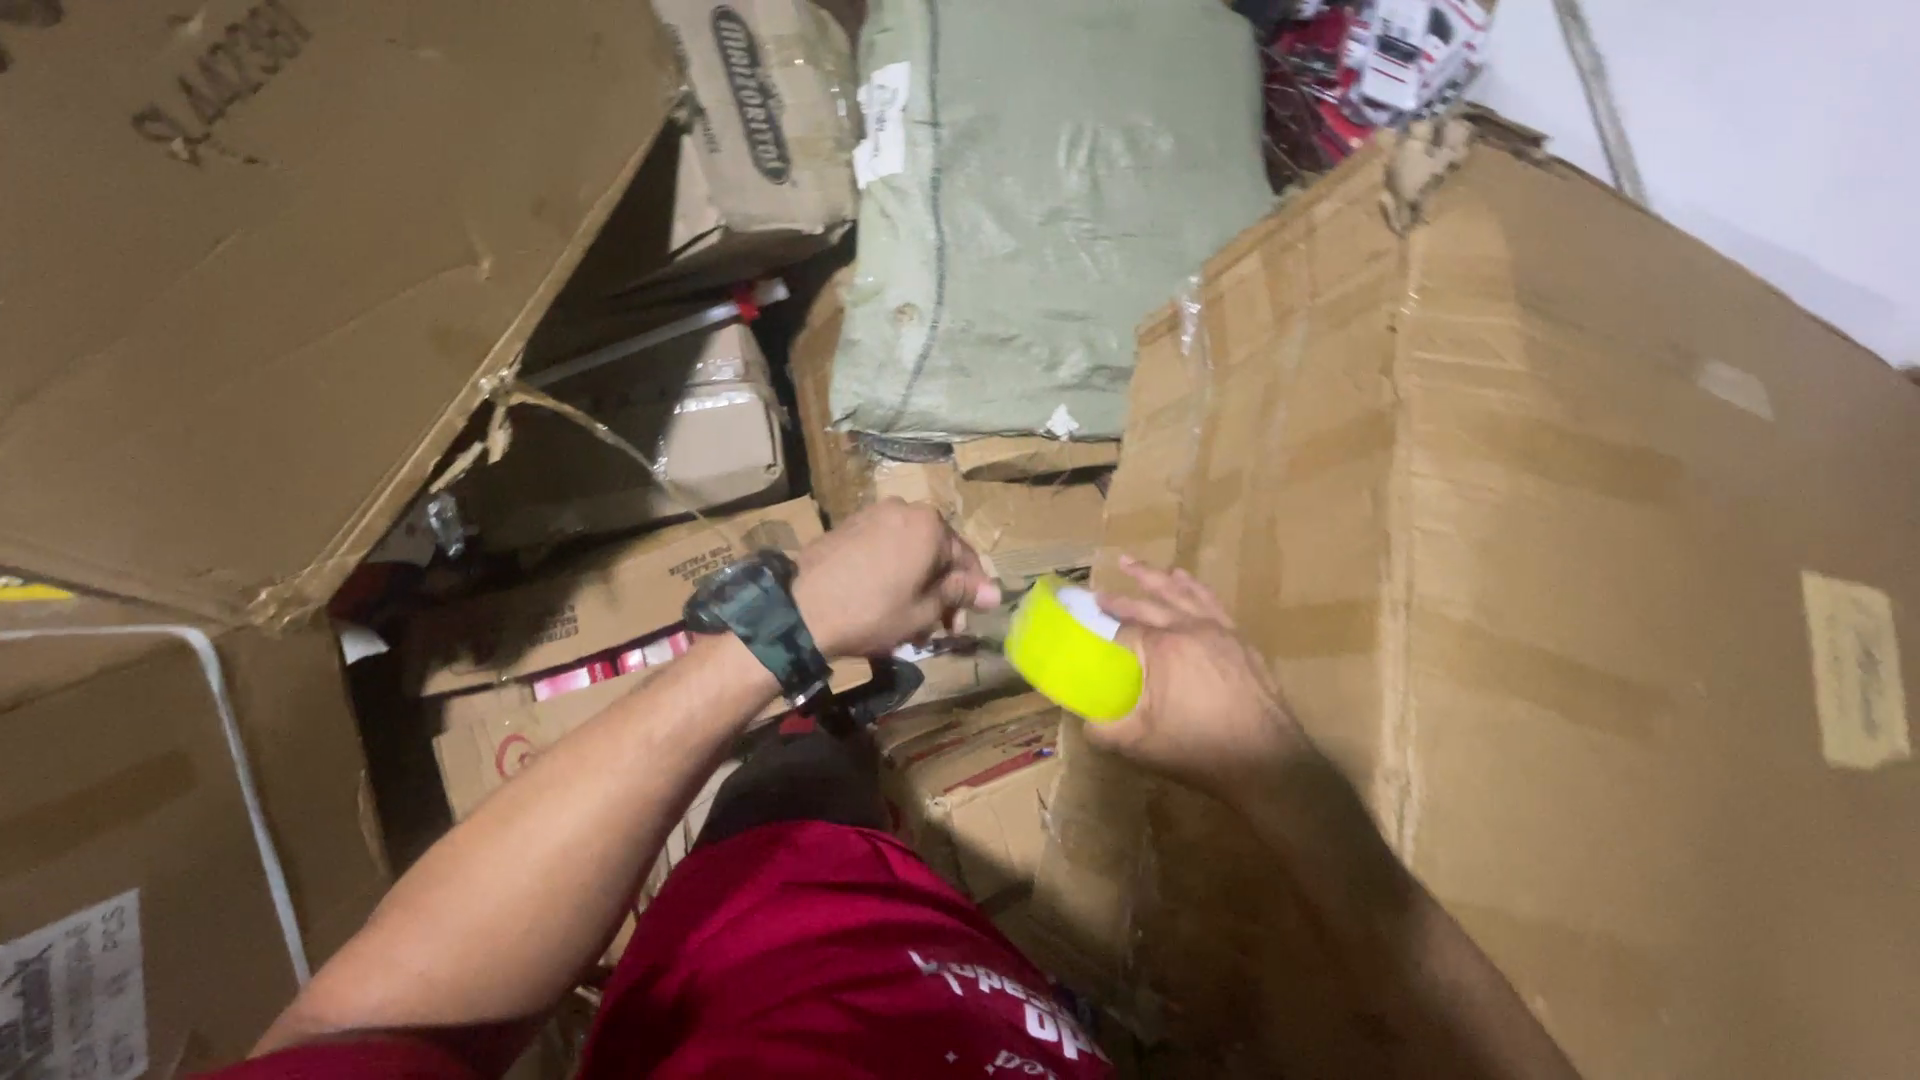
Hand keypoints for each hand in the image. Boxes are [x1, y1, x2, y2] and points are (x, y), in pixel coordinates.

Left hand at [791, 498, 1001, 657]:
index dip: (973, 593)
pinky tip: (888, 602)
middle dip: (942, 591)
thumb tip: (994, 592)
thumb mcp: (924, 610)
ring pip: (910, 551)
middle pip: (937, 553)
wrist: (800, 609)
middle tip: (940, 629)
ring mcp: (873, 514)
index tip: (969, 621)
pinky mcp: (849, 526)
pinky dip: (894, 572)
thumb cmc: (872, 612)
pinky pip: (885, 548)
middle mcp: (904, 509)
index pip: (966, 559)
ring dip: (918, 584)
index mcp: (930, 525)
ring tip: (911, 623)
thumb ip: (959, 594)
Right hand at [1090, 557, 1310, 800]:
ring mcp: (1220, 632)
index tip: (1087, 629)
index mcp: (1163, 648)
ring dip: (1156, 578)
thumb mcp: (1139, 745)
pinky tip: (1187, 584)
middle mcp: (1190, 630)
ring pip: (1182, 595)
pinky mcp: (1241, 643)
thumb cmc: (1200, 749)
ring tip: (1135, 566)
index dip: (1103, 631)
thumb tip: (1085, 724)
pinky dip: (1194, 589)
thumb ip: (1104, 731)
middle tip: (1098, 592)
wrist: (1267, 762)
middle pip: (1148, 604)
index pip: (1124, 631)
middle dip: (1120, 598)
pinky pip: (1212, 604)